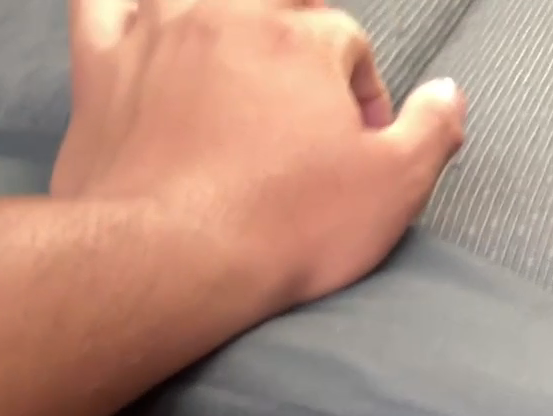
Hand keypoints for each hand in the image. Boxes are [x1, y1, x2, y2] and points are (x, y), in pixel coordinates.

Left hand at [50, 0, 465, 315]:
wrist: (180, 254)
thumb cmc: (295, 224)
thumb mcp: (398, 186)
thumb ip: (433, 129)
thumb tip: (450, 92)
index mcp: (302, 42)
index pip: (350, 41)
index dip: (368, 93)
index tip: (364, 145)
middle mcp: (226, 13)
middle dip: (305, 39)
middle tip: (314, 101)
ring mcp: (154, 28)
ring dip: (236, 21)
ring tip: (253, 74)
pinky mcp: (102, 58)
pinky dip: (136, 7)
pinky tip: (156, 26)